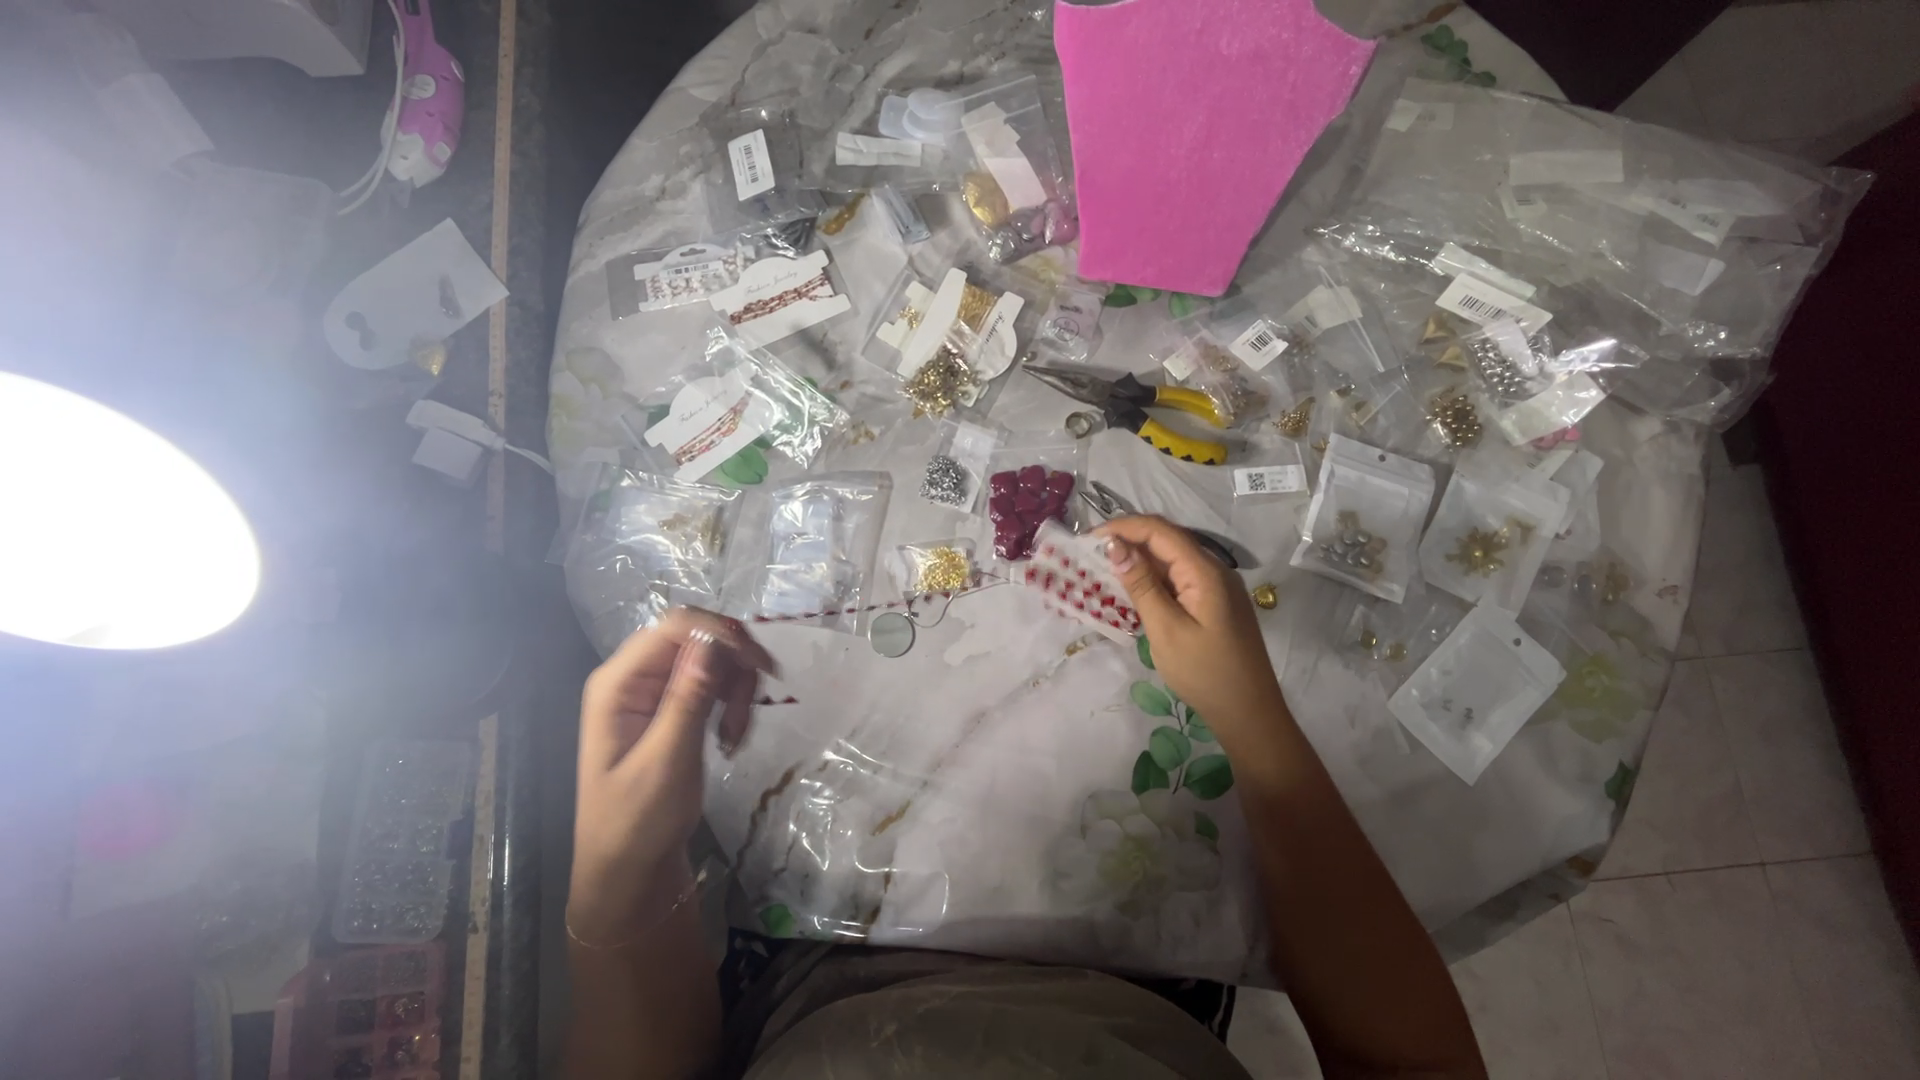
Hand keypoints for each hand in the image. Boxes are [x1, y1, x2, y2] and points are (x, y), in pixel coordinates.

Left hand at [569, 608, 775, 945]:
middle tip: (750, 712)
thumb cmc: (638, 821)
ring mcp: (653, 690)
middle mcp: (635, 675)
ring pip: (713, 659)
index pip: (674, 625)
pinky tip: (732, 736)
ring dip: (737, 689)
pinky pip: (713, 682)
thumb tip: (713, 640)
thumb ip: (689, 697)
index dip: (721, 633)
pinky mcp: (672, 705)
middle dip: (734, 666)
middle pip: (698, 637)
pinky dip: (733, 703)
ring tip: (737, 736)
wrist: (630, 869)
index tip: (761, 666)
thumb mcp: (667, 761)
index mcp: (618, 682)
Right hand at [1100, 516, 1284, 744]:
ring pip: (1172, 559)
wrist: (1248, 712)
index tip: (1088, 539)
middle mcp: (1214, 570)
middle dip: (1128, 539)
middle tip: (1090, 553)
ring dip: (1139, 559)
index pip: (1160, 531)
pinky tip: (1132, 589)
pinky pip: (1179, 578)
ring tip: (1103, 569)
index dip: (1123, 527)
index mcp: (1205, 572)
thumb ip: (1141, 585)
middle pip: (1167, 540)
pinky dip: (1153, 578)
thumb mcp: (1166, 629)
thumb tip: (1115, 545)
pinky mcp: (1213, 603)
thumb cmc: (1205, 673)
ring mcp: (1216, 587)